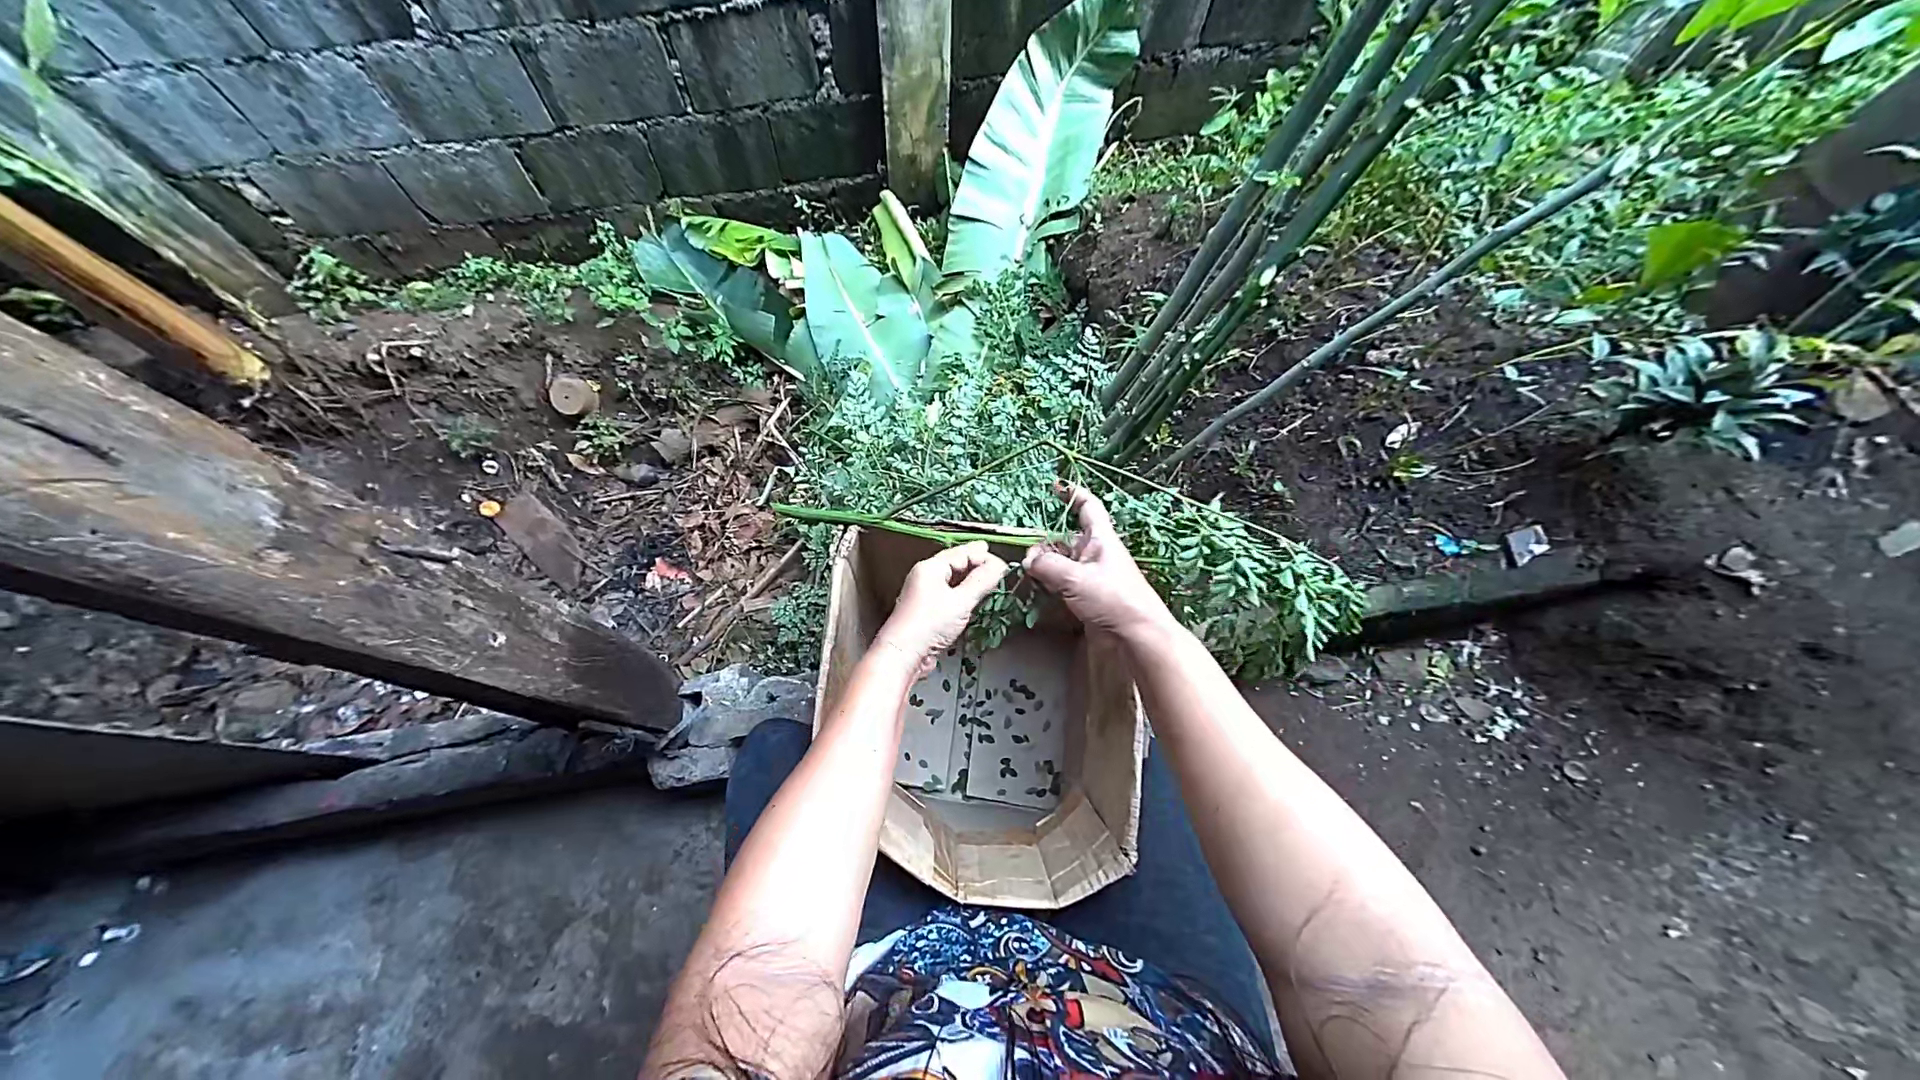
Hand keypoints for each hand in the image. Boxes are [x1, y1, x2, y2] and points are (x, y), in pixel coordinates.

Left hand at [873, 541, 1009, 675]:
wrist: (903, 655)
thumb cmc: (927, 626)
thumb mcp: (961, 601)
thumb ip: (982, 581)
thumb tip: (998, 566)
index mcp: (930, 567)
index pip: (962, 552)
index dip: (984, 557)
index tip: (1003, 566)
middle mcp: (925, 577)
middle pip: (957, 565)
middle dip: (978, 567)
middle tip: (999, 572)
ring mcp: (925, 594)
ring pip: (953, 581)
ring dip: (971, 582)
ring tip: (990, 584)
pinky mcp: (927, 611)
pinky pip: (949, 596)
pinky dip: (963, 595)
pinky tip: (973, 601)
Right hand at [1023, 482, 1175, 643]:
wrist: (1137, 638)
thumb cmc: (1115, 600)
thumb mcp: (1076, 577)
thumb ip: (1047, 565)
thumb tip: (1028, 561)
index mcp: (1101, 539)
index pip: (1088, 507)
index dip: (1072, 494)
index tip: (1054, 487)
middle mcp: (1096, 555)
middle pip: (1064, 539)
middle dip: (1043, 544)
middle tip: (1028, 557)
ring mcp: (1091, 578)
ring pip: (1060, 563)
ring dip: (1042, 568)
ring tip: (1028, 577)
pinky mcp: (1087, 599)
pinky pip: (1061, 585)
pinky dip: (1047, 586)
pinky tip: (1036, 592)